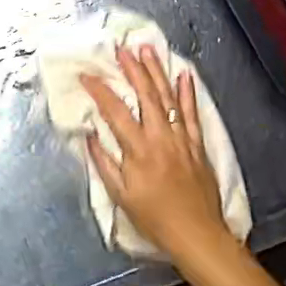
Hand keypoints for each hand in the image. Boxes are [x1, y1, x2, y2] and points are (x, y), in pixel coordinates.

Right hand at [82, 45, 238, 271]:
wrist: (198, 236)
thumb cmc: (154, 218)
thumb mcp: (120, 195)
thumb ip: (103, 162)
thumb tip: (89, 135)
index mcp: (139, 149)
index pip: (115, 111)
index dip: (99, 90)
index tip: (87, 75)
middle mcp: (161, 138)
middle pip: (146, 95)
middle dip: (132, 69)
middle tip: (122, 49)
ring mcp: (182, 139)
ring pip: (168, 98)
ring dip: (157, 72)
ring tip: (148, 50)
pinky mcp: (197, 145)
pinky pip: (191, 114)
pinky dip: (187, 93)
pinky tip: (184, 74)